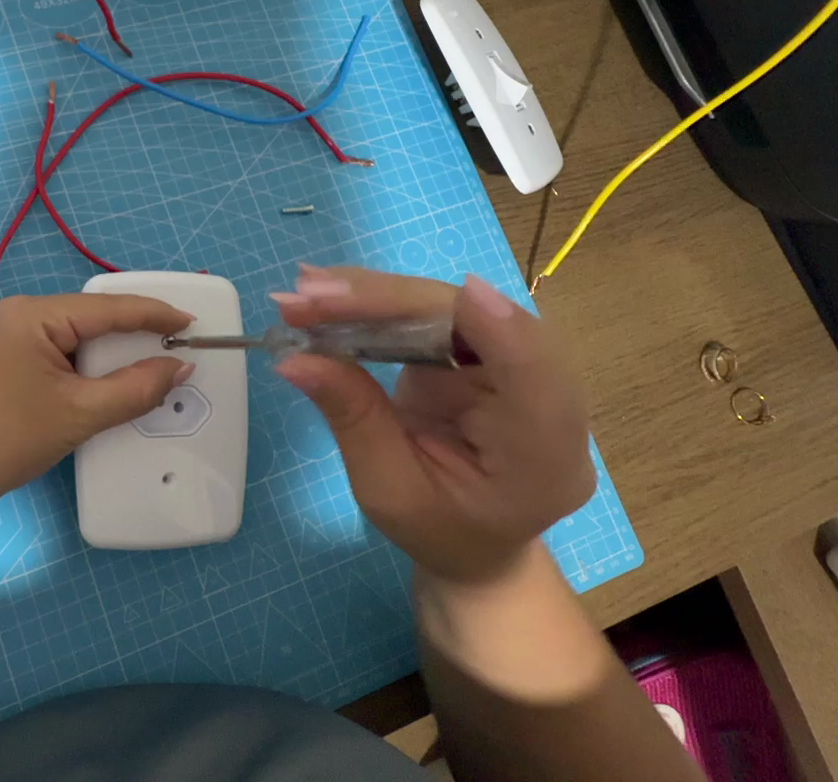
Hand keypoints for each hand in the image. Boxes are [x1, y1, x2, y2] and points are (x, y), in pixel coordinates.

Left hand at [0, 294, 193, 514]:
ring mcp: (5, 333)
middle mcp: (16, 313)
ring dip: (108, 354)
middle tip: (174, 350)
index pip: (105, 307)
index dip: (152, 314)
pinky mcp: (3, 355)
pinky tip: (107, 381)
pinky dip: (85, 365)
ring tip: (147, 370)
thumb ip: (136, 388)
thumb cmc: (9, 439)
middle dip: (131, 336)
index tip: (191, 322)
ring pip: (75, 335)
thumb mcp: (81, 414)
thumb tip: (179, 366)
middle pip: (89, 317)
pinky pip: (57, 349)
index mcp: (31, 315)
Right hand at [271, 266, 594, 585]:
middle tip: (309, 295)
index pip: (535, 375)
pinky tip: (330, 297)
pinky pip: (435, 316)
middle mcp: (541, 397)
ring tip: (304, 293)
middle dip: (392, 301)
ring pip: (453, 310)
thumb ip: (353, 419)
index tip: (448, 292)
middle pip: (479, 326)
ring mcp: (513, 367)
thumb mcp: (387, 489)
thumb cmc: (437, 531)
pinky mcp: (481, 352)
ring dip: (377, 295)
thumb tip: (295, 358)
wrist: (474, 546)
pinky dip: (380, 304)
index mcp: (542, 455)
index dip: (495, 326)